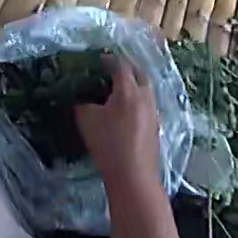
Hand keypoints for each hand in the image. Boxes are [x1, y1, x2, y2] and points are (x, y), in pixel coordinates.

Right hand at [74, 61, 160, 195]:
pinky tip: (125, 108)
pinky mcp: (156, 127)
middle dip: (126, 67)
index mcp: (128, 91)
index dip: (108, 59)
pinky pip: (147, 103)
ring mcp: (153, 112)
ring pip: (145, 89)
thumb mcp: (86, 119)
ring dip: (133, 82)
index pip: (121, 65)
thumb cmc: (108, 144)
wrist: (134, 177)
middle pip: (139, 73)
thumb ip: (82, 102)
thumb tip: (81, 97)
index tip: (98, 59)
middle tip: (111, 68)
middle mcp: (145, 97)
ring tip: (117, 87)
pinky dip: (137, 98)